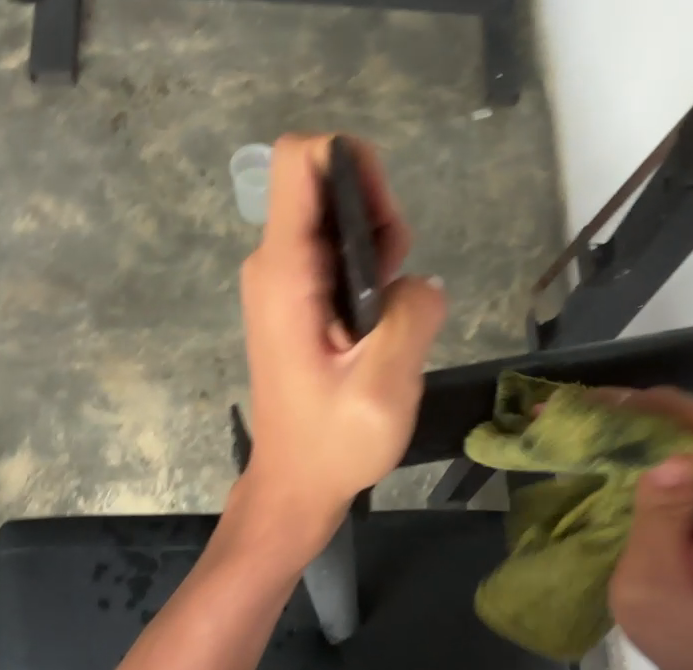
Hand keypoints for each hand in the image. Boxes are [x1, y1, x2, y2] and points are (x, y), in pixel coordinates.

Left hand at [235, 134, 446, 556]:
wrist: (293, 486)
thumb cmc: (331, 444)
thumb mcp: (384, 386)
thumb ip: (411, 317)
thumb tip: (419, 285)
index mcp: (284, 273)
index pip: (298, 160)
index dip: (351, 164)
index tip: (386, 224)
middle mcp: (273, 266)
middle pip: (324, 186)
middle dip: (375, 217)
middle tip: (394, 287)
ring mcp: (281, 285)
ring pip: (336, 224)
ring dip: (378, 253)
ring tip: (389, 315)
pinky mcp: (295, 305)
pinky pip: (336, 260)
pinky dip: (367, 277)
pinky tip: (377, 327)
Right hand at [602, 387, 692, 669]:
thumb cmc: (680, 634)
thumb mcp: (651, 584)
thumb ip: (662, 518)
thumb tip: (671, 457)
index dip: (673, 408)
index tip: (619, 400)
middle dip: (661, 416)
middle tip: (601, 410)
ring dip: (669, 430)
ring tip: (615, 425)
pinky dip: (684, 450)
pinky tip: (646, 451)